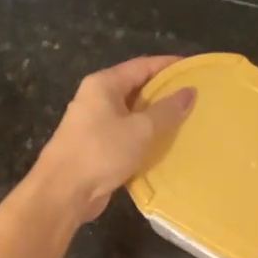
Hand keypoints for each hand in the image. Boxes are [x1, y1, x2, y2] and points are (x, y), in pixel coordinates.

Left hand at [32, 56, 196, 222]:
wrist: (63, 192)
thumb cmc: (101, 152)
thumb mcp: (140, 129)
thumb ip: (167, 110)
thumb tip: (190, 91)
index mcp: (103, 84)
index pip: (142, 65)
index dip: (168, 65)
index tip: (193, 68)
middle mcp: (96, 98)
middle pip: (136, 87)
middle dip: (164, 91)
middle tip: (194, 95)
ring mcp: (94, 123)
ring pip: (131, 113)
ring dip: (155, 116)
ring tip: (186, 118)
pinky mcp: (96, 146)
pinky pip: (126, 133)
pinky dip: (144, 136)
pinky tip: (165, 143)